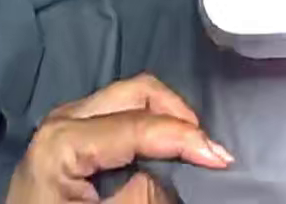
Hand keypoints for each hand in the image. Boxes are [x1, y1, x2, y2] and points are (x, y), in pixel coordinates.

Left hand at [6, 73, 233, 203]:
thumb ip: (142, 198)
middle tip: (207, 148)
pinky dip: (149, 122)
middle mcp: (65, 116)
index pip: (137, 126)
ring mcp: (68, 120)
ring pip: (131, 95)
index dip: (183, 138)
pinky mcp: (73, 131)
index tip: (222, 158)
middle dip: (177, 113)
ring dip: (165, 115)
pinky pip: (119, 111)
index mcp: (63, 140)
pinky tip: (165, 144)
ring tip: (192, 145)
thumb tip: (177, 176)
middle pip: (136, 92)